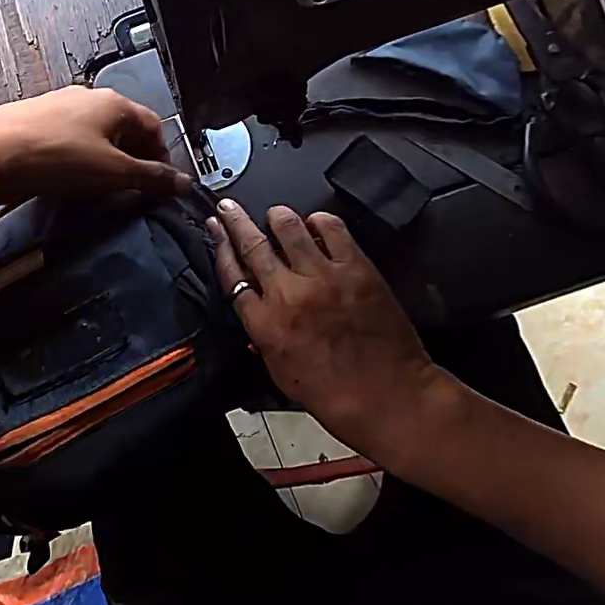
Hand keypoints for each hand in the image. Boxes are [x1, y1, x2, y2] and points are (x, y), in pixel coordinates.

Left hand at [0, 86, 191, 203]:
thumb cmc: (52, 156)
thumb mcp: (114, 173)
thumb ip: (151, 177)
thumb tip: (180, 182)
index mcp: (113, 103)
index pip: (155, 125)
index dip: (163, 155)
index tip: (163, 180)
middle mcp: (87, 98)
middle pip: (126, 128)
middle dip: (135, 157)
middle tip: (135, 186)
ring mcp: (58, 108)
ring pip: (97, 134)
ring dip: (107, 159)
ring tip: (101, 186)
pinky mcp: (35, 123)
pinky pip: (70, 140)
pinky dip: (80, 158)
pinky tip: (69, 179)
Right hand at [208, 199, 441, 454]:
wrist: (388, 398)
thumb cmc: (337, 395)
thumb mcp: (279, 370)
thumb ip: (262, 333)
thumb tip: (257, 306)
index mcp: (265, 324)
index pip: (231, 274)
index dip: (220, 246)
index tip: (215, 231)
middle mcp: (288, 295)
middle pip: (252, 244)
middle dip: (235, 220)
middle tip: (228, 206)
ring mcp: (323, 278)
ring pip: (289, 227)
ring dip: (276, 216)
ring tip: (274, 213)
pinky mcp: (356, 269)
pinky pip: (333, 229)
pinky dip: (320, 221)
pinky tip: (316, 222)